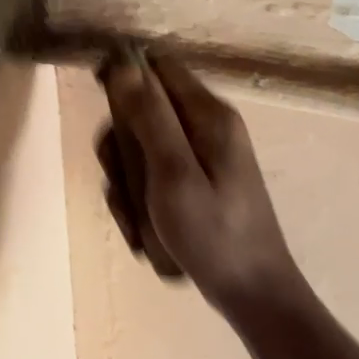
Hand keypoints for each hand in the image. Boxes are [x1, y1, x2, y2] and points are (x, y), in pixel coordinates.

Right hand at [98, 56, 300, 308]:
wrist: (254, 297)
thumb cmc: (214, 234)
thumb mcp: (173, 173)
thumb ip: (148, 116)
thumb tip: (122, 61)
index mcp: (208, 114)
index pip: (156, 66)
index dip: (123, 80)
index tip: (103, 114)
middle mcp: (206, 126)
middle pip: (143, 111)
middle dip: (122, 148)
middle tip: (121, 184)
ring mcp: (202, 157)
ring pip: (142, 148)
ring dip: (128, 182)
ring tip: (136, 220)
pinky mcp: (197, 183)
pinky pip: (154, 176)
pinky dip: (142, 201)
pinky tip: (145, 232)